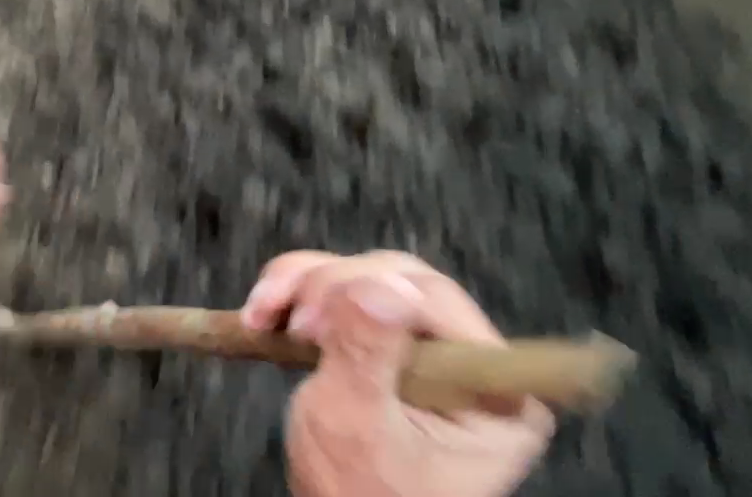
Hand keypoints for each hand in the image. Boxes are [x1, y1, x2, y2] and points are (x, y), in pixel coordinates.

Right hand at [240, 251, 552, 496]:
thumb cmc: (357, 493)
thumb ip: (367, 352)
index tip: (304, 324)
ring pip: (357, 277)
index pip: (430, 296)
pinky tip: (262, 318)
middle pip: (392, 277)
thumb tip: (378, 282)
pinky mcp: (381, 347)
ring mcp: (422, 351)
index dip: (361, 291)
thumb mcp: (356, 424)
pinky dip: (291, 294)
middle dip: (324, 287)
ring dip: (297, 286)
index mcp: (492, 387)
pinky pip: (335, 294)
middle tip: (283, 323)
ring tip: (260, 319)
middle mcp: (468, 361)